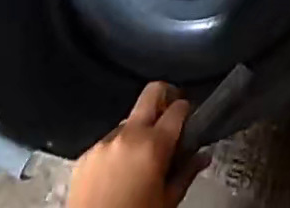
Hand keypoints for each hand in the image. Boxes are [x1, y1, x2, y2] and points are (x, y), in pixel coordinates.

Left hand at [66, 82, 211, 207]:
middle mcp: (128, 135)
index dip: (187, 109)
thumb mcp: (168, 203)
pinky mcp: (87, 153)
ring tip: (144, 158)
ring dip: (140, 130)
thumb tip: (202, 156)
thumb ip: (186, 174)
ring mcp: (104, 141)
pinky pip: (109, 141)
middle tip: (173, 113)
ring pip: (129, 120)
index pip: (177, 109)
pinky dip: (120, 149)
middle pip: (151, 93)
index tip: (190, 116)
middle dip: (166, 96)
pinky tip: (122, 171)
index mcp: (152, 146)